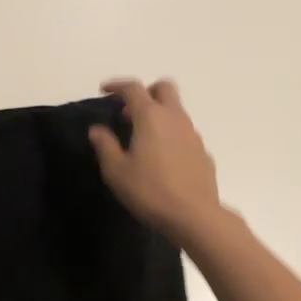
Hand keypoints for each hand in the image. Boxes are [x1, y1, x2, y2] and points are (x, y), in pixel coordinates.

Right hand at [89, 79, 227, 241]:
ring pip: (176, 111)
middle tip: (130, 112)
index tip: (105, 91)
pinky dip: (171, 135)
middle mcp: (175, 118)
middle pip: (164, 88)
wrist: (194, 215)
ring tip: (143, 139)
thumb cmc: (150, 191)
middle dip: (146, 92)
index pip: (133, 88)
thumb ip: (105, 146)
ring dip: (159, 115)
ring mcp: (193, 134)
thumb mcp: (117, 172)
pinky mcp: (203, 152)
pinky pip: (185, 133)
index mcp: (151, 117)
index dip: (117, 85)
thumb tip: (97, 130)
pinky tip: (163, 159)